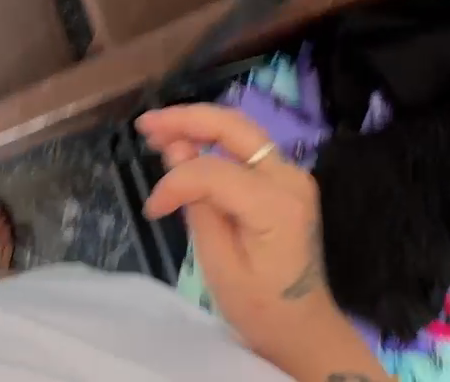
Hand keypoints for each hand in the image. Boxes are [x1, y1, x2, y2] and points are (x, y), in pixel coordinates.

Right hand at [135, 105, 334, 361]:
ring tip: (156, 130)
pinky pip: (242, 144)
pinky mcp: (282, 176)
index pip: (213, 172)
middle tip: (145, 125)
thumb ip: (198, 204)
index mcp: (276, 205)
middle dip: (184, 119)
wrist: (304, 329)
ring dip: (195, 123)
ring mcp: (289, 173)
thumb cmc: (261, 307)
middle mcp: (288, 177)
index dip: (175, 182)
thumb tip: (174, 150)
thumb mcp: (220, 266)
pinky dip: (210, 137)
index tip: (153, 208)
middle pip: (231, 126)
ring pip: (237, 127)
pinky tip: (183, 142)